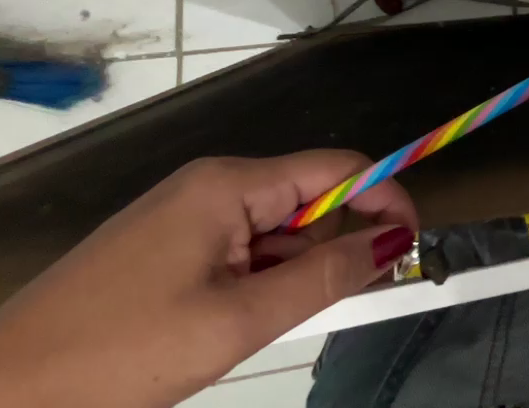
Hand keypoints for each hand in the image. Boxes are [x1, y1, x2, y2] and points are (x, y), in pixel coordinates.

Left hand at [0, 152, 418, 407]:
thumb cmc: (115, 359)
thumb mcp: (237, 321)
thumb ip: (329, 275)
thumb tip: (401, 238)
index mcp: (229, 184)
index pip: (340, 168)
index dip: (387, 198)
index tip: (413, 244)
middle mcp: (208, 184)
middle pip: (308, 199)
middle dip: (332, 246)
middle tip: (334, 302)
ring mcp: (178, 215)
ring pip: (273, 231)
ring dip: (289, 272)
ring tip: (258, 327)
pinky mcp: (157, 248)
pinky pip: (236, 250)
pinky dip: (254, 282)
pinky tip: (229, 325)